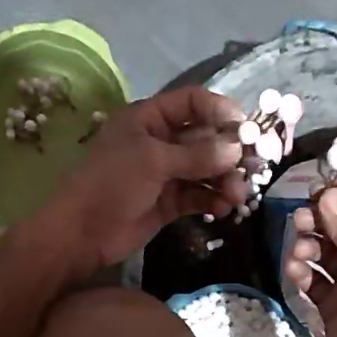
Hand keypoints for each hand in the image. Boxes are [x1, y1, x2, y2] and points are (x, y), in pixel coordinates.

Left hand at [13, 87, 250, 276]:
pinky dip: (212, 200)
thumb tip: (237, 149)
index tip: (245, 127)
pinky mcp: (167, 203)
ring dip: (224, 180)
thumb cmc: (110, 184)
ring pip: (204, 170)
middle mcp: (159, 142)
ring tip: (238, 195)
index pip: (192, 102)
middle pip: (204, 138)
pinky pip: (197, 196)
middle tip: (255, 166)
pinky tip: (223, 209)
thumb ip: (196, 155)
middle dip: (229, 152)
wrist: (81, 233)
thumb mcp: (153, 161)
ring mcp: (164, 174)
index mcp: (149, 118)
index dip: (219, 110)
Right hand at [284, 186, 336, 336]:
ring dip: (308, 247)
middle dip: (320, 223)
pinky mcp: (332, 306)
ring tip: (297, 254)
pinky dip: (302, 273)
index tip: (315, 194)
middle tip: (297, 221)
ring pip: (325, 254)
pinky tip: (294, 272)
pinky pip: (313, 281)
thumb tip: (326, 197)